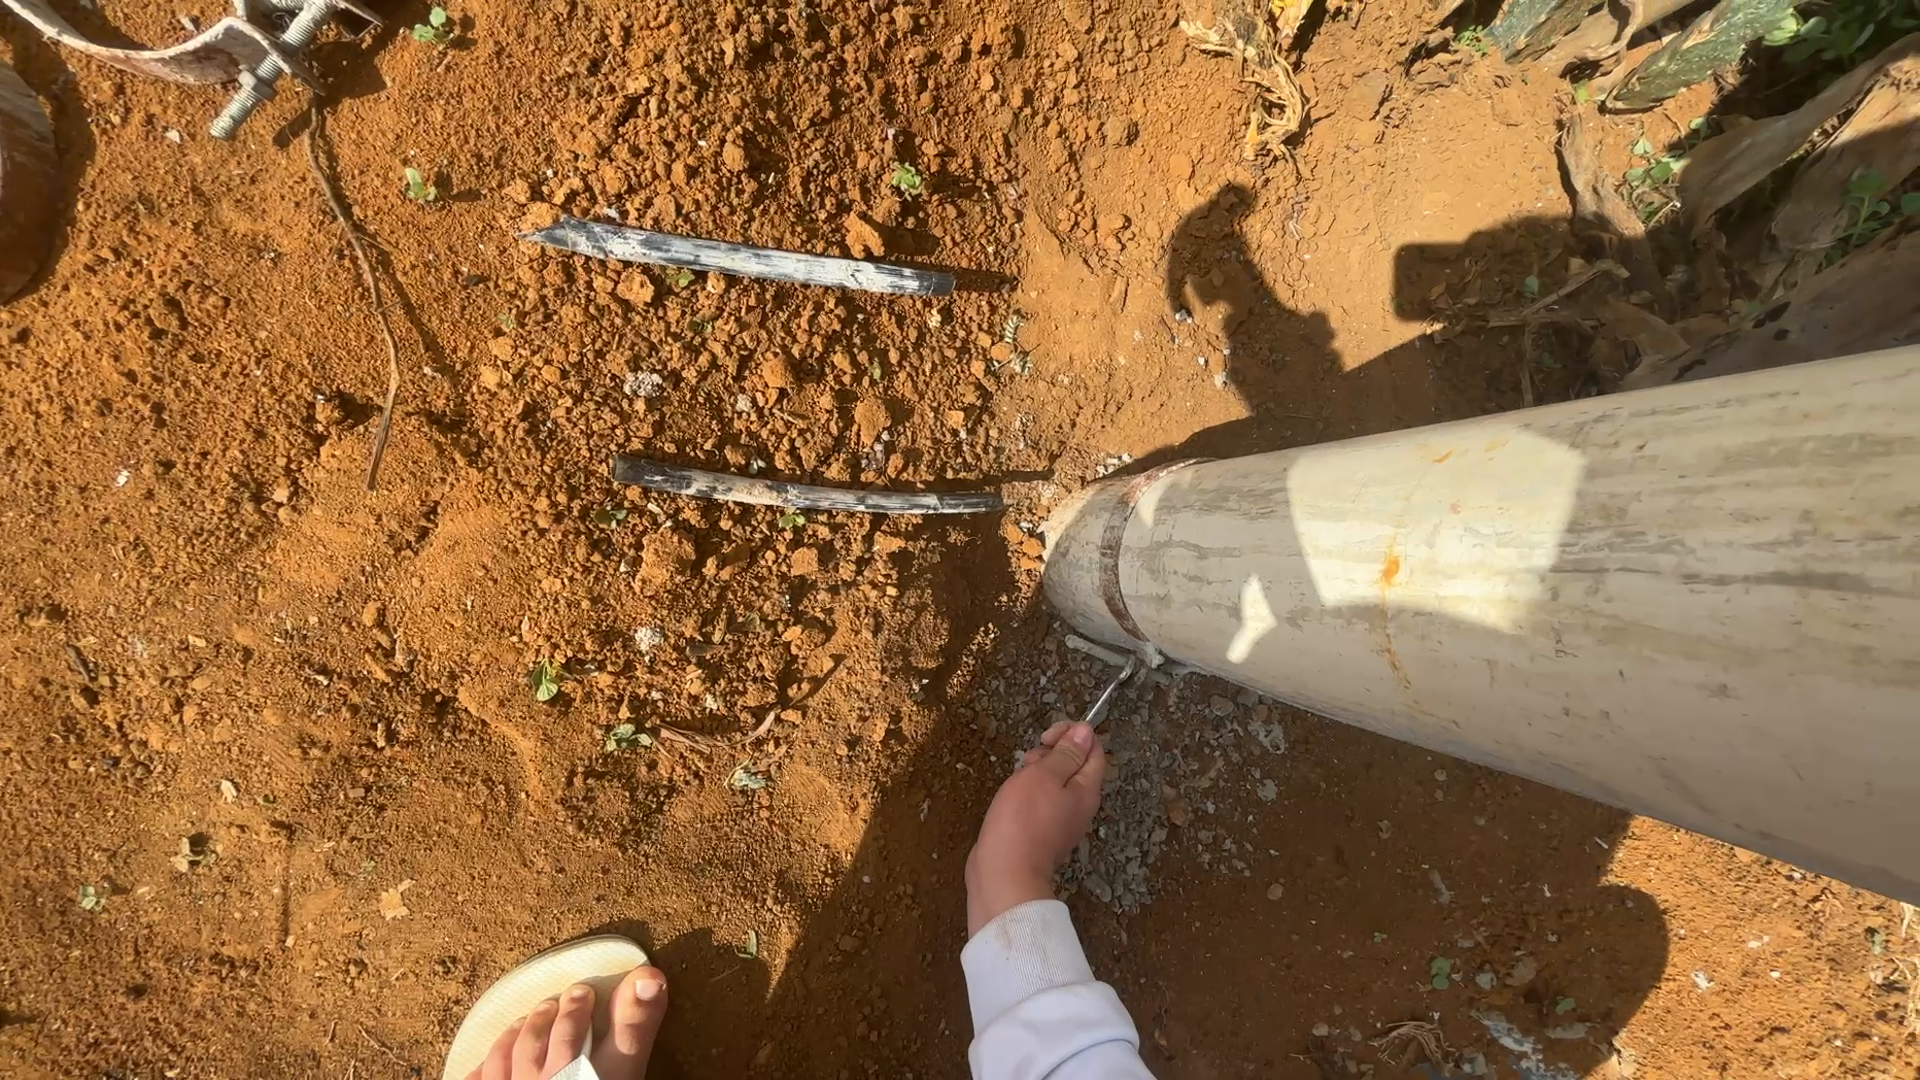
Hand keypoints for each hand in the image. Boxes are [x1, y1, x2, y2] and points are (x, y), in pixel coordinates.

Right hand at [965, 720, 1106, 935]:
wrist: (1004, 873)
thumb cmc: (1023, 818)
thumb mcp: (1044, 775)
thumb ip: (1066, 753)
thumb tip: (1087, 731)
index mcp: (1087, 790)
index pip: (1094, 750)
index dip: (1072, 734)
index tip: (1045, 737)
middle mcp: (1080, 806)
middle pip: (1075, 765)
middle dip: (1052, 752)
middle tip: (1030, 760)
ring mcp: (1061, 821)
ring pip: (1055, 782)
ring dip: (1037, 771)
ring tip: (1018, 777)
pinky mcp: (1042, 832)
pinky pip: (1042, 801)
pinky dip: (1029, 791)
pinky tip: (1012, 797)